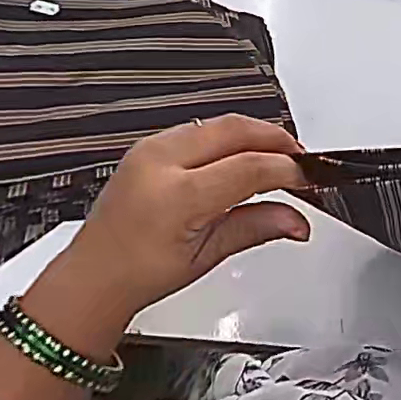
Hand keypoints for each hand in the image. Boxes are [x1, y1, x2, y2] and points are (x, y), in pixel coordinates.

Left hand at [0, 116, 309, 399]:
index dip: (286, 169)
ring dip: (253, 134)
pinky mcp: (148, 146)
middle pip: (236, 130)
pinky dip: (229, 136)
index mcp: (177, 196)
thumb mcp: (208, 254)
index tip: (306, 178)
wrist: (94, 276)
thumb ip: (257, 227)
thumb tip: (298, 221)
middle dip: (275, 139)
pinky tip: (243, 152)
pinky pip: (200, 129)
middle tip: (299, 159)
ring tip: (276, 156)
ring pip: (219, 124)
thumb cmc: (139, 273)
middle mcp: (161, 163)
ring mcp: (151, 149)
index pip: (249, 167)